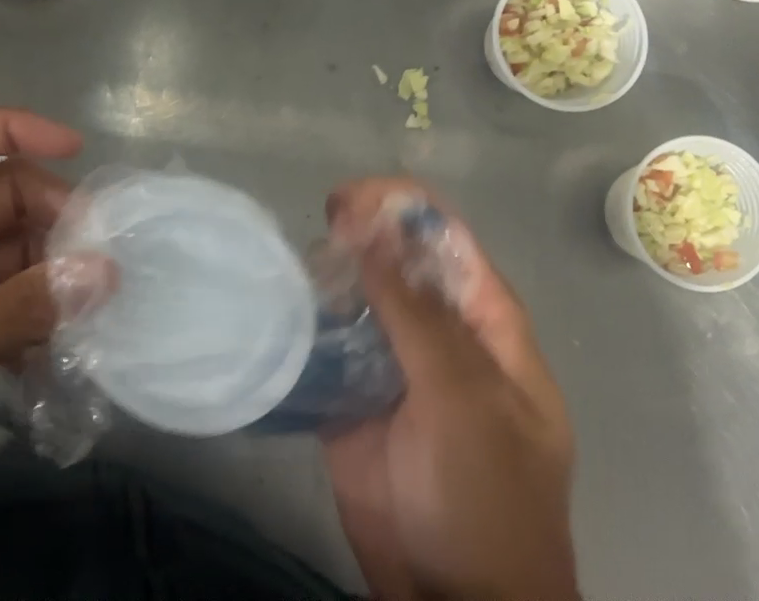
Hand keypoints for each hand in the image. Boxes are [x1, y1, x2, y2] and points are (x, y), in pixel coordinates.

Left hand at [0, 106, 114, 521]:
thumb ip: (23, 304)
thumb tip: (106, 271)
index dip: (15, 128)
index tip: (76, 149)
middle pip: (2, 195)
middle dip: (53, 213)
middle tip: (107, 253)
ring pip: (16, 252)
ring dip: (56, 270)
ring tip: (106, 298)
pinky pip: (16, 303)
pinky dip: (45, 315)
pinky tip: (77, 341)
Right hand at [320, 178, 577, 600]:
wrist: (451, 591)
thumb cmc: (482, 495)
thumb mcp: (462, 401)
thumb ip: (418, 316)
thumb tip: (376, 229)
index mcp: (486, 332)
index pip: (450, 247)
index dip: (405, 212)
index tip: (348, 197)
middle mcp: (438, 338)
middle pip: (396, 267)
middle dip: (358, 239)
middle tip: (314, 228)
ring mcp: (390, 366)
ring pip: (355, 301)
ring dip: (324, 278)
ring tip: (285, 266)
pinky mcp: (347, 395)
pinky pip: (322, 345)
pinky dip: (300, 323)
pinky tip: (271, 308)